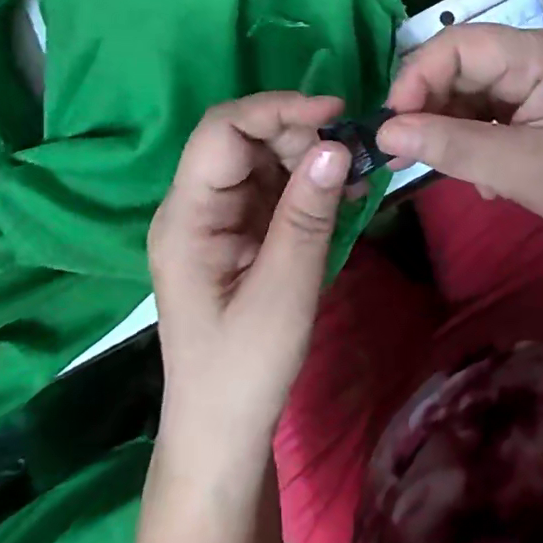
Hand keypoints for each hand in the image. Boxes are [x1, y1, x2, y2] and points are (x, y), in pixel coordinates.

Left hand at [143, 92, 352, 542]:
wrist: (224, 432)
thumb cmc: (244, 369)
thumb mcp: (284, 290)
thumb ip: (307, 214)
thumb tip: (336, 146)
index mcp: (186, 217)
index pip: (222, 131)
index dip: (277, 110)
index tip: (336, 114)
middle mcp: (195, 207)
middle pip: (244, 139)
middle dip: (300, 135)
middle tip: (352, 157)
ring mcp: (217, 219)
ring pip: (264, 159)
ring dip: (310, 158)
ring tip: (355, 177)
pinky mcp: (240, 232)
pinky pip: (274, 188)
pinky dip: (309, 184)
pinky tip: (343, 195)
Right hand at [376, 25, 542, 241]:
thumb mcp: (515, 168)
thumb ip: (448, 147)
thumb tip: (384, 134)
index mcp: (534, 52)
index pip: (456, 45)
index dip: (416, 77)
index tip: (390, 124)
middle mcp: (525, 53)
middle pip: (453, 65)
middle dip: (424, 107)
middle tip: (398, 153)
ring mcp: (522, 75)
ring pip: (457, 88)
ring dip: (442, 128)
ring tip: (437, 169)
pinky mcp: (518, 99)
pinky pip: (472, 107)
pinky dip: (462, 138)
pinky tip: (476, 173)